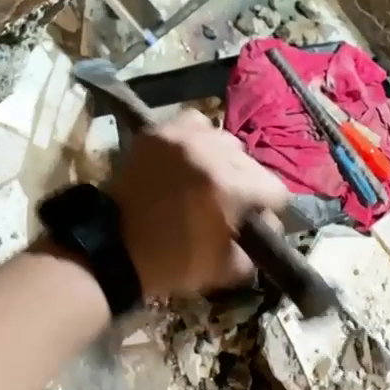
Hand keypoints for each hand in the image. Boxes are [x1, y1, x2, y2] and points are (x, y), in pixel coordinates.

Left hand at [107, 111, 290, 299]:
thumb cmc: (172, 260)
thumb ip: (256, 245)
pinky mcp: (157, 131)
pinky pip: (191, 122)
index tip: (258, 217)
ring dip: (222, 157)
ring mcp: (180, 137)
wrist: (114, 245)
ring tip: (209, 175)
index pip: (274, 187)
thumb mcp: (226, 267)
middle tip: (231, 200)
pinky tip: (190, 155)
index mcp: (230, 186)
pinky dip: (196, 137)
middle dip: (246, 182)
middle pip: (248, 161)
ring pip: (221, 137)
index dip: (270, 207)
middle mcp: (209, 152)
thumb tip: (266, 224)